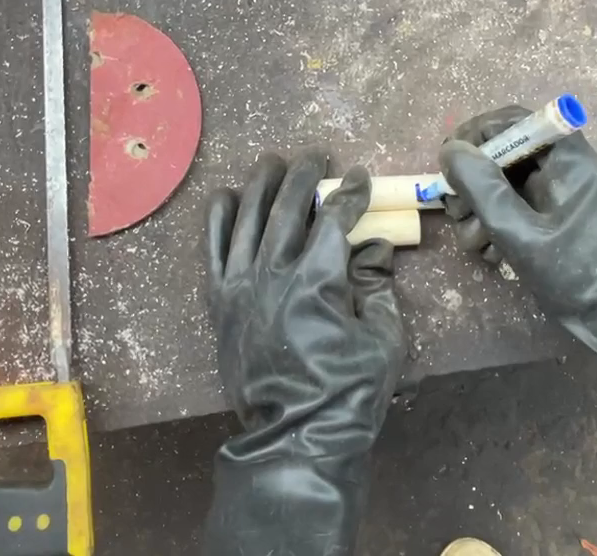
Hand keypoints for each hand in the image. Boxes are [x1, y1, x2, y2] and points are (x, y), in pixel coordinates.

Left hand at [202, 151, 402, 555]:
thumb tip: (374, 246)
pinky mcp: (219, 301)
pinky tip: (228, 196)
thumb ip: (378, 285)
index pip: (335, 219)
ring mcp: (240, 285)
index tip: (359, 178)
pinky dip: (219, 218)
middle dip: (306, 176)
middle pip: (289, 207)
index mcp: (317, 281)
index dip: (350, 193)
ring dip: (263, 184)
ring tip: (274, 162)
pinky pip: (213, 248)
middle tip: (316, 158)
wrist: (295, 438)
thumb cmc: (348, 392)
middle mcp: (273, 273)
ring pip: (249, 218)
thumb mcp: (382, 340)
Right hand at [440, 107, 596, 552]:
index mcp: (568, 159)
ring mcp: (571, 201)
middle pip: (509, 156)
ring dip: (484, 211)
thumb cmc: (587, 278)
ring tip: (475, 247)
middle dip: (475, 184)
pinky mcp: (571, 228)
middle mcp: (570, 171)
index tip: (449, 163)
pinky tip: (494, 259)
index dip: (476, 135)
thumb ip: (483, 190)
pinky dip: (503, 229)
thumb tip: (451, 150)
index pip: (514, 121)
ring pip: (513, 188)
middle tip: (457, 217)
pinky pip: (527, 213)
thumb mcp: (523, 235)